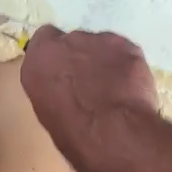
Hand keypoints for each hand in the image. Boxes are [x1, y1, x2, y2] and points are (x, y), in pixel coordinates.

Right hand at [19, 27, 156, 171]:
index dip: (56, 55)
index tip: (63, 71)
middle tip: (91, 85)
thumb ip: (52, 87)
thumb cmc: (71, 132)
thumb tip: (64, 87)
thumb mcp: (46, 110)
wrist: (111, 132)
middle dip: (82, 59)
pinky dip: (127, 67)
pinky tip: (131, 90)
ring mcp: (100, 40)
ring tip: (116, 91)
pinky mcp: (127, 46)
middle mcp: (68, 40)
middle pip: (75, 42)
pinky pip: (125, 53)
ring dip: (106, 62)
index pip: (45, 39)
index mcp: (40, 57)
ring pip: (102, 46)